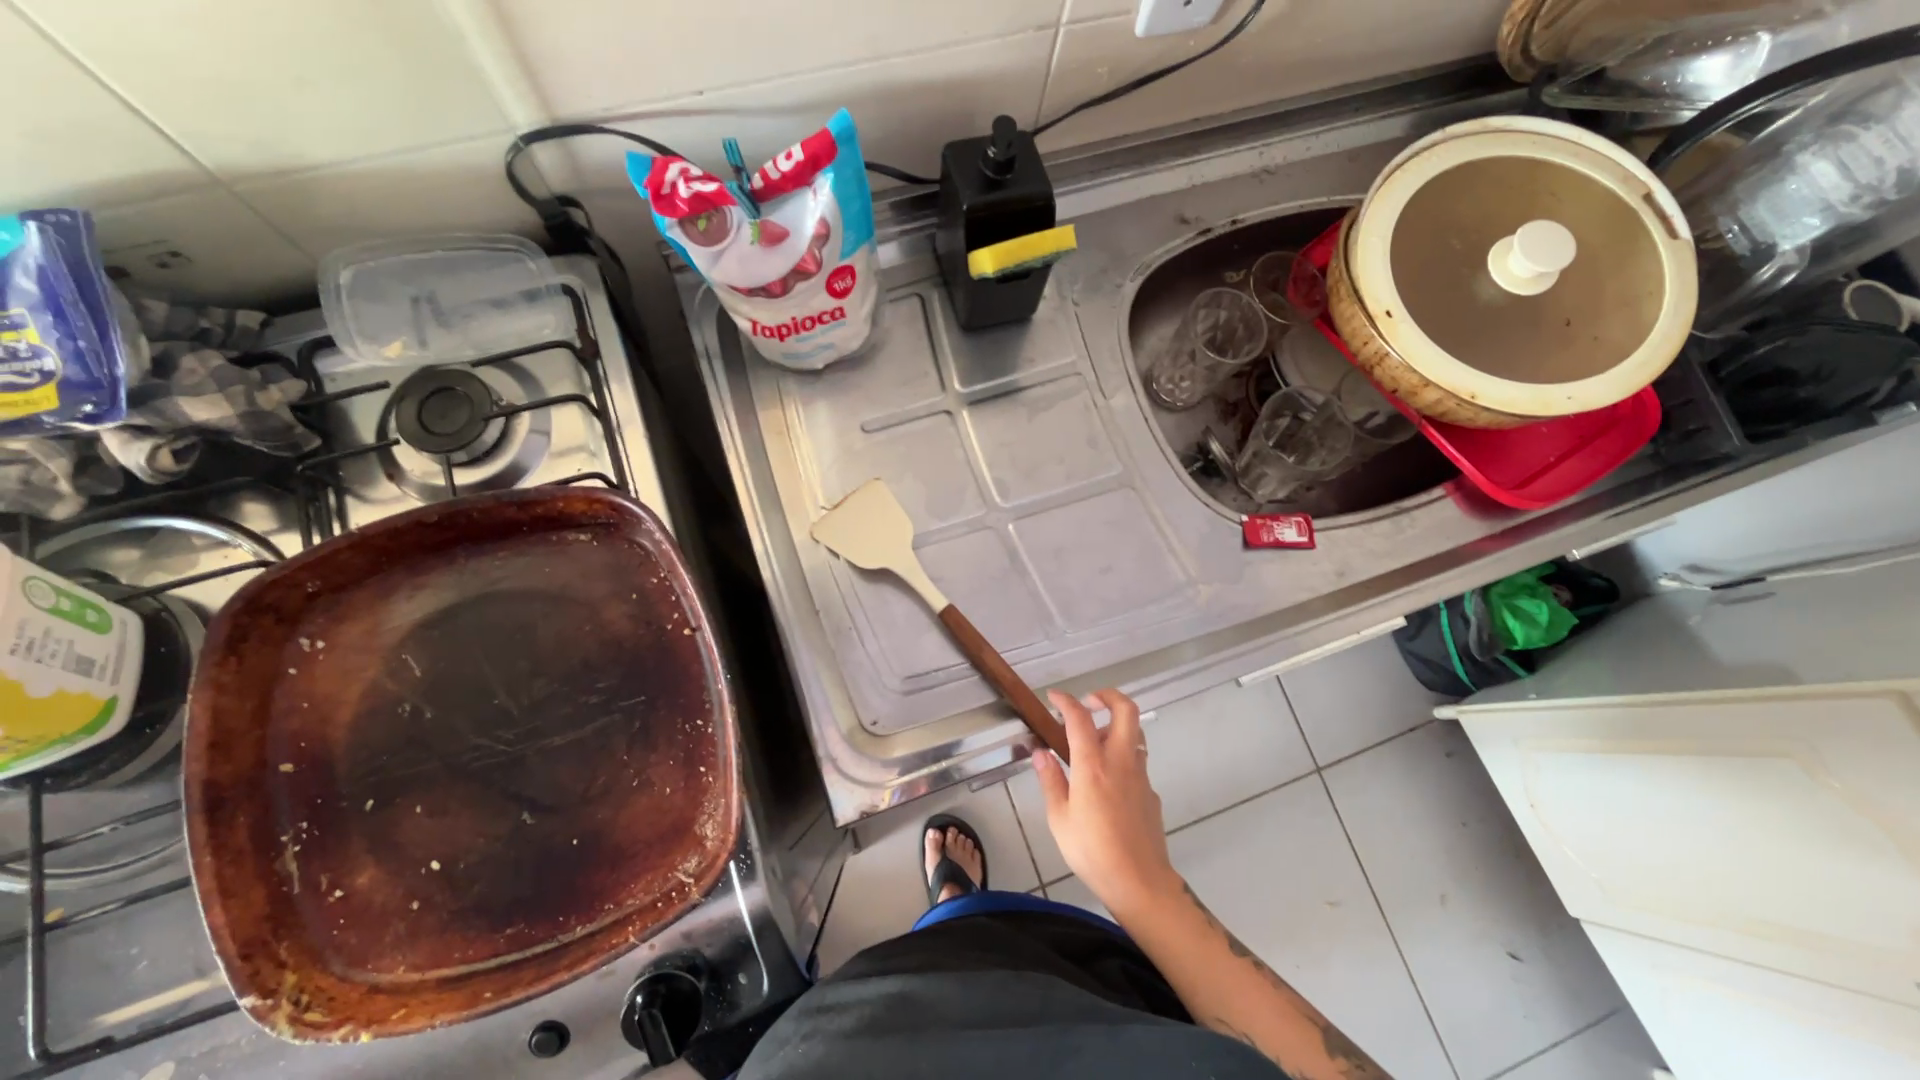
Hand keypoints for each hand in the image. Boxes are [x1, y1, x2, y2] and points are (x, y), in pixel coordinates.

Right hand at [1033, 689, 1179, 917]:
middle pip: (1126, 710)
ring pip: (1135, 734)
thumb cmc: (1091, 851)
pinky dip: (1121, 759)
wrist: (1139, 881)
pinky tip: (1106, 784)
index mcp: (1093, 766)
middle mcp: (1120, 762)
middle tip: (1088, 702)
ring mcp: (1141, 776)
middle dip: (1107, 696)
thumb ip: (1051, 781)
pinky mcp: (1151, 793)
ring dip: (1115, 727)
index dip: (1066, 701)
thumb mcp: (1059, 818)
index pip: (1080, 719)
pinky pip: (1137, 763)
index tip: (1054, 698)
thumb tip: (1040, 753)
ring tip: (1093, 743)